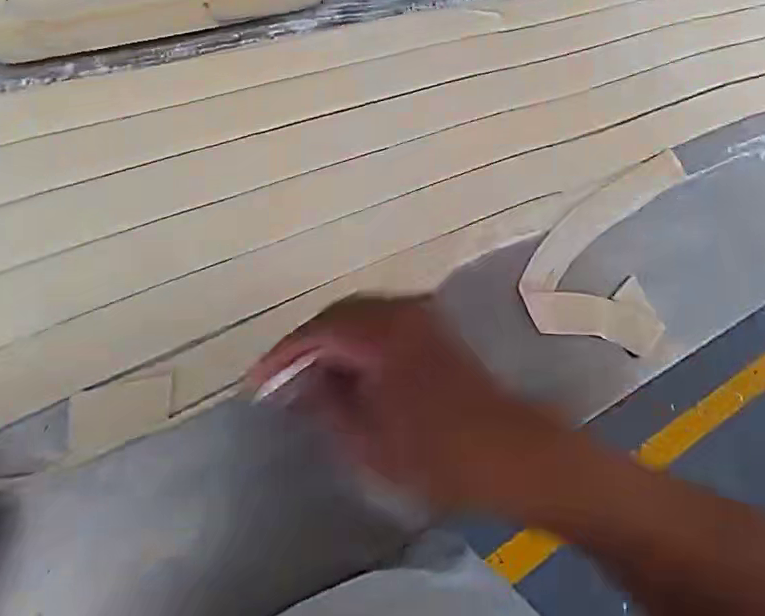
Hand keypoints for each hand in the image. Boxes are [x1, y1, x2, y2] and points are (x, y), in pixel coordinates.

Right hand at [248, 295, 578, 515]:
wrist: (506, 448)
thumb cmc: (435, 453)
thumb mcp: (368, 440)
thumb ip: (328, 404)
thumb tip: (300, 383)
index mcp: (384, 333)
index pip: (320, 329)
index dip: (283, 353)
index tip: (258, 380)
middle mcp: (405, 311)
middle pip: (342, 312)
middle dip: (308, 341)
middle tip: (281, 376)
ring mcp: (425, 315)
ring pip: (364, 314)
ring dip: (334, 338)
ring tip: (311, 375)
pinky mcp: (437, 327)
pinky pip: (385, 320)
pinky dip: (360, 338)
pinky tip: (351, 368)